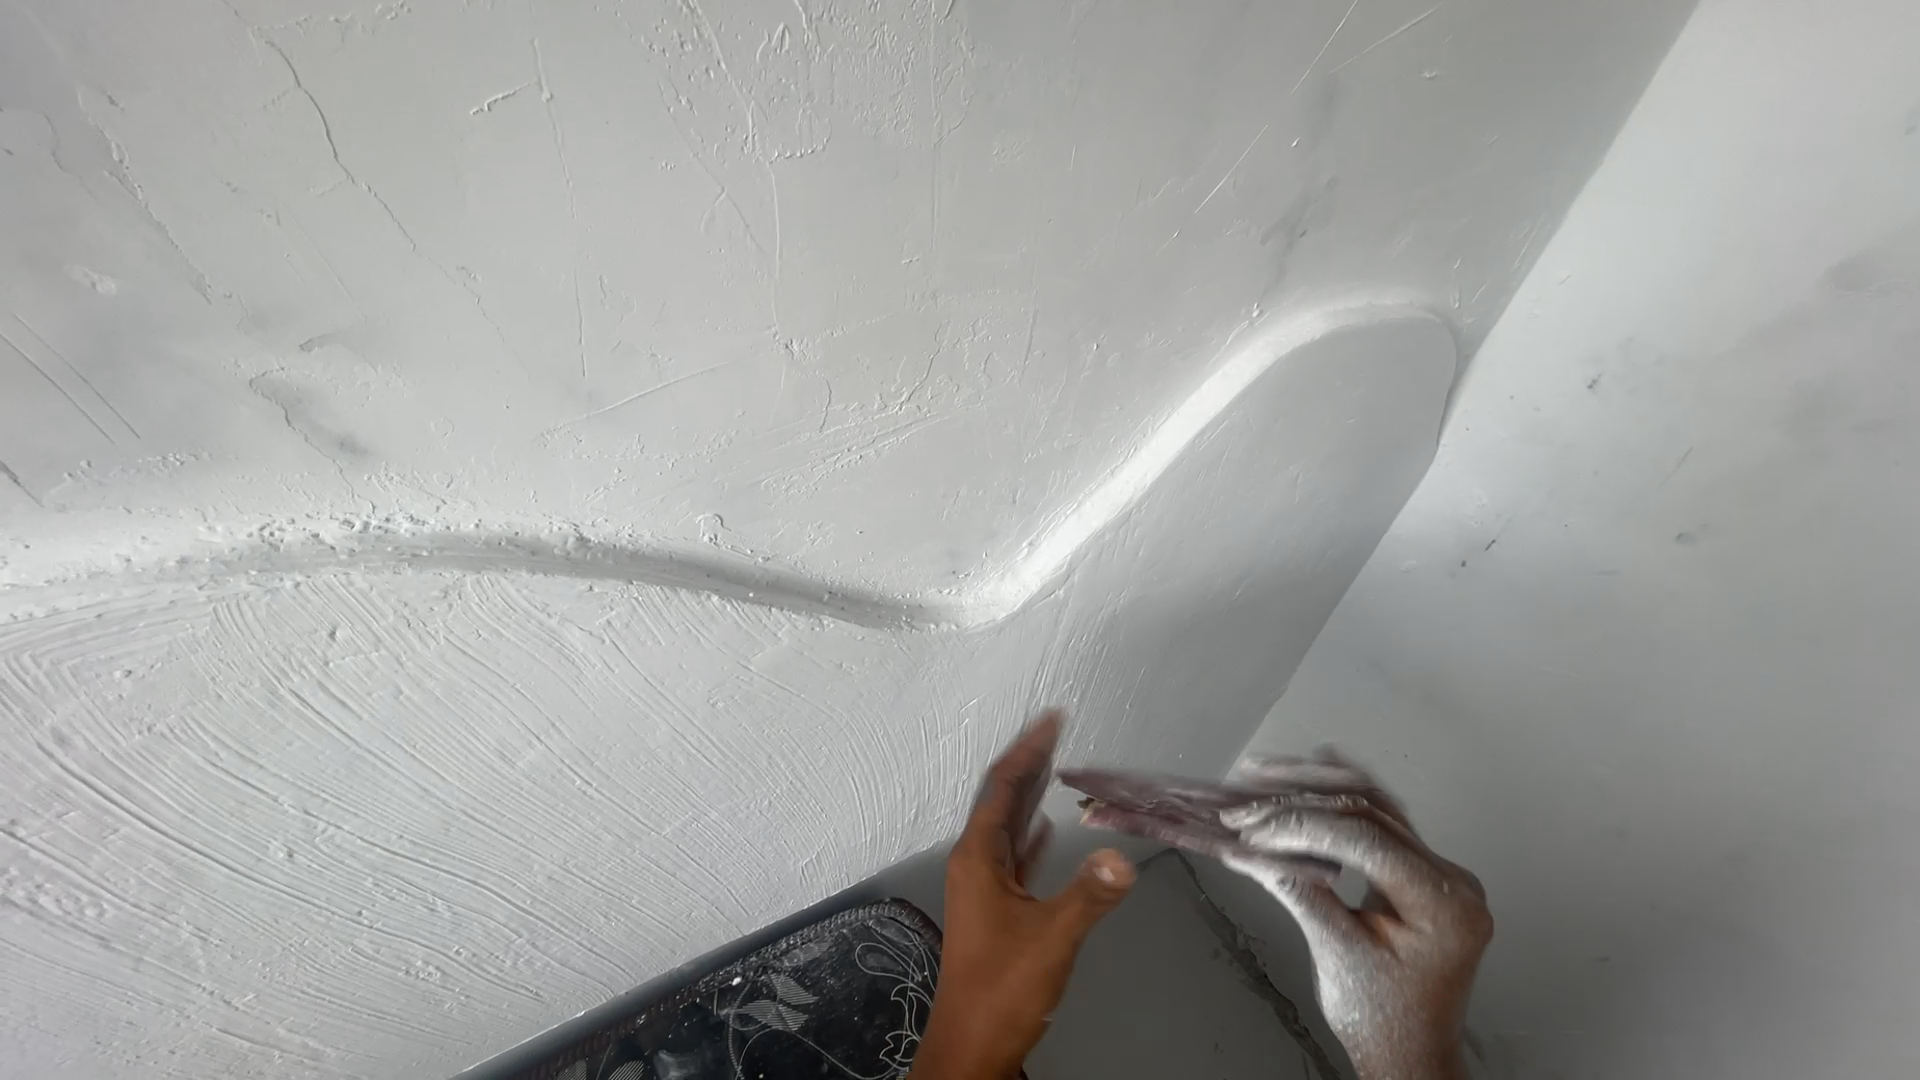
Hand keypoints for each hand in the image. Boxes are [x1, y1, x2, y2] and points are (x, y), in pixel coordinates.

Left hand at [908, 711, 1136, 1079]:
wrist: (972, 1046)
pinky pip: (1015, 854)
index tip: (1052, 720)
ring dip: (1030, 793)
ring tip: (1054, 762)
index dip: (1027, 749)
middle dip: (1029, 761)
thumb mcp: (1051, 939)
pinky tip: (1048, 827)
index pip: (1002, 786)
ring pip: (1009, 824)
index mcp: (979, 856)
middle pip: (1002, 797)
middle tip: (1056, 729)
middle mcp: (976, 861)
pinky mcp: (996, 906)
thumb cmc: (1002, 990)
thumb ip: (1088, 895)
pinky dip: (1032, 833)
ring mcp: (984, 885)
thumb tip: (1121, 855)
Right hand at [1074, 751, 1490, 1079]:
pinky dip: (1336, 798)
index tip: (1249, 825)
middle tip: (1248, 793)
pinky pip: (1377, 818)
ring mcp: (1437, 871)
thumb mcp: (1333, 950)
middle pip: (1367, 808)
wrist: (1409, 1054)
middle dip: (1298, 796)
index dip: (1296, 823)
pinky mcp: (1416, 869)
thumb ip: (1294, 885)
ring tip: (1265, 773)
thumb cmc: (1384, 1021)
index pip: (1359, 836)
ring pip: (1372, 802)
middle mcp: (1450, 878)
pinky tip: (1310, 775)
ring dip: (1313, 785)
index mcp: (1443, 903)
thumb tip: (1249, 845)